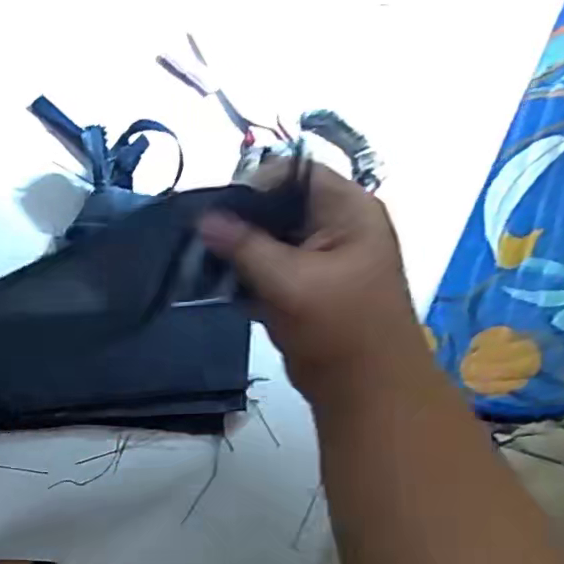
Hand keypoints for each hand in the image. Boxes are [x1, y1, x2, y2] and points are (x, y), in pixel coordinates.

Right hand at [199, 160, 424, 393]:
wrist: (363, 388)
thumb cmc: (339, 328)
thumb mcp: (290, 281)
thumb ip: (245, 248)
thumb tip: (205, 219)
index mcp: (347, 211)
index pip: (295, 175)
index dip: (254, 186)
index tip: (214, 211)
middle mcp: (334, 228)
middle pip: (278, 209)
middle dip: (239, 224)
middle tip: (200, 242)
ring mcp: (318, 262)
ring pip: (268, 244)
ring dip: (237, 255)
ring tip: (202, 267)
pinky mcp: (302, 291)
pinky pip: (267, 274)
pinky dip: (244, 280)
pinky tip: (216, 288)